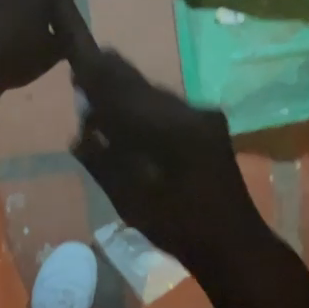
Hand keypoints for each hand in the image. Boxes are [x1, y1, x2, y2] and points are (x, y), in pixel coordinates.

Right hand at [73, 52, 268, 267]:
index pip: (122, 90)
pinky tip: (132, 122)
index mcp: (167, 127)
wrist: (234, 244)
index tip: (74, 63)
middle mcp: (189, 111)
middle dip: (110, 80)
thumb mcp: (128, 199)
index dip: (96, 75)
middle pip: (140, 85)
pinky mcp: (210, 128)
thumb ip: (102, 161)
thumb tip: (81, 133)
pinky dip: (146, 110)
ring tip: (102, 103)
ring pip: (155, 96)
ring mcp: (204, 117)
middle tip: (82, 75)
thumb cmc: (177, 227)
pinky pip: (169, 108)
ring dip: (128, 96)